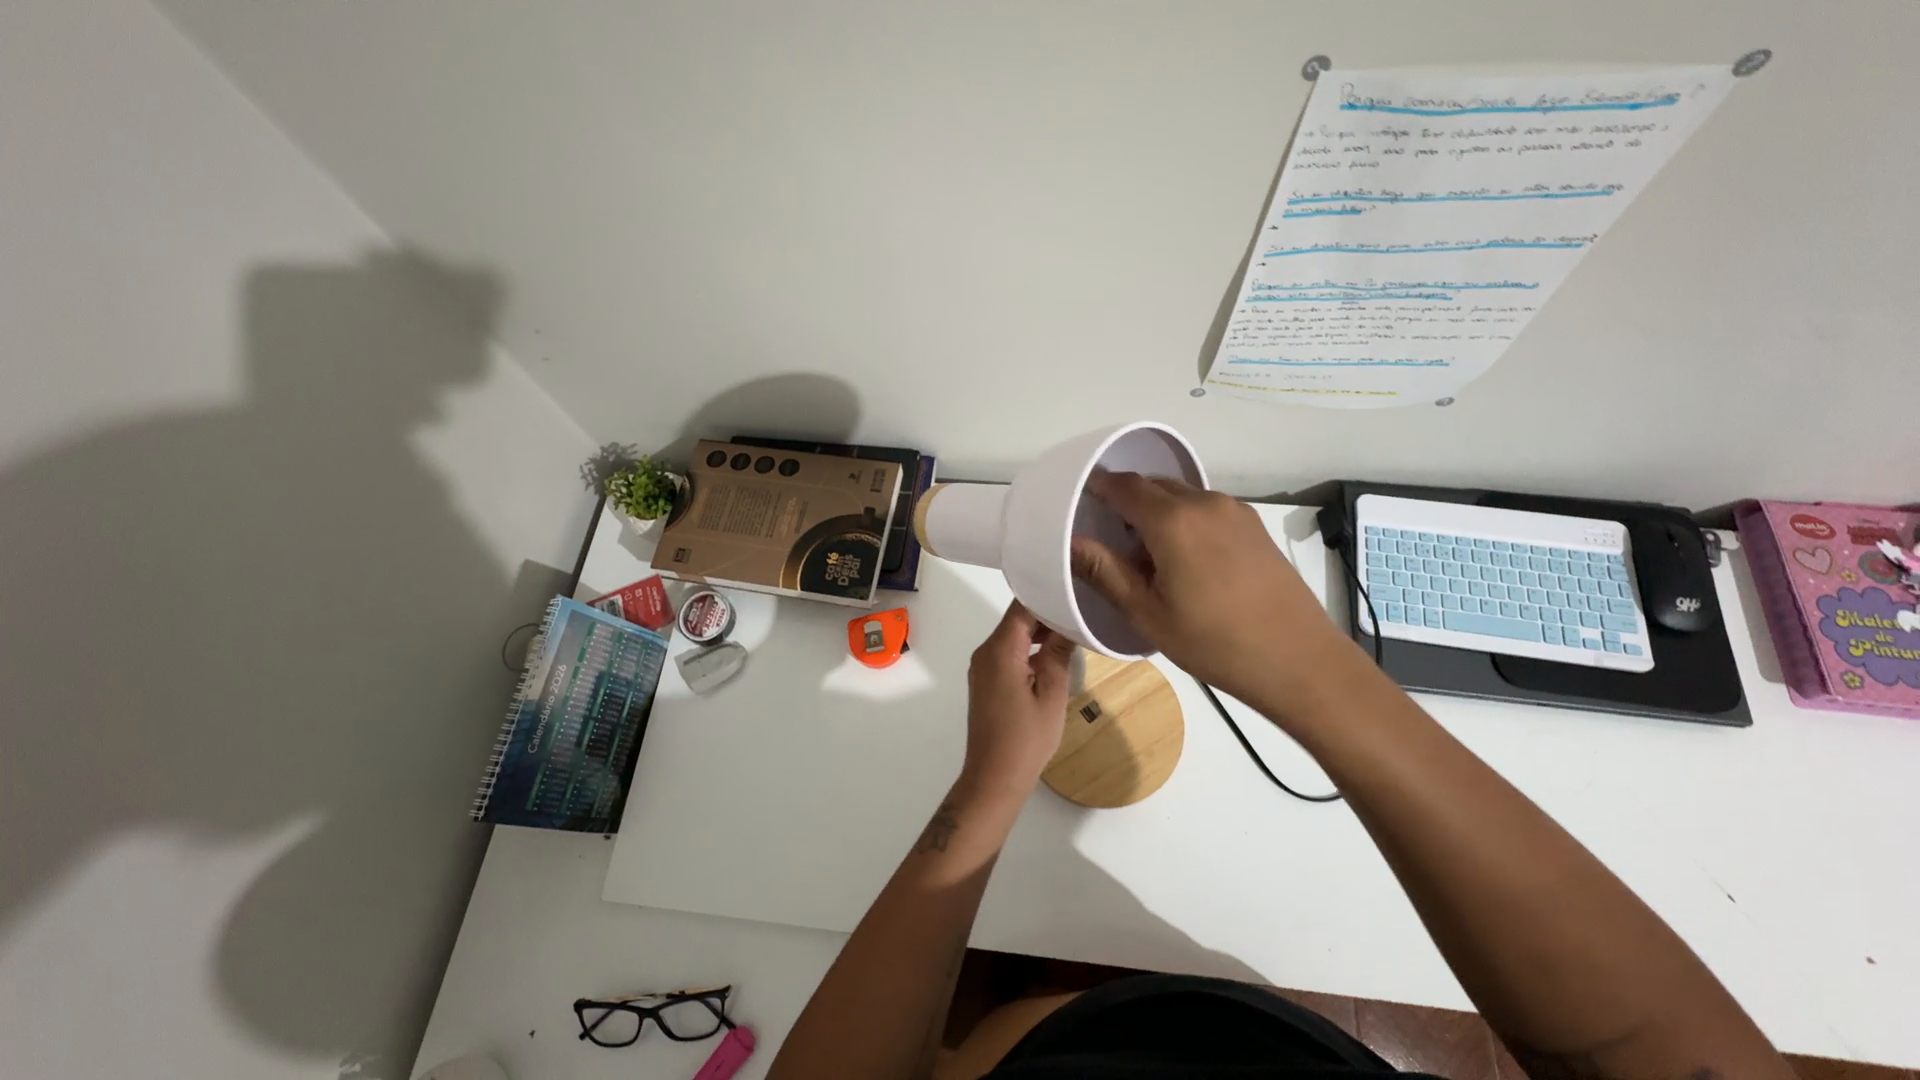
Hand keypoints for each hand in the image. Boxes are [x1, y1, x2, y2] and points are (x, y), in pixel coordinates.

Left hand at [961, 602, 1073, 796]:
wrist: (995, 777)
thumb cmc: (1026, 738)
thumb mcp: (1052, 694)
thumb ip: (1058, 654)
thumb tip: (1067, 625)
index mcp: (1000, 650)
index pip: (1022, 607)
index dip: (1048, 596)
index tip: (1075, 592)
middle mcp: (985, 652)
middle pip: (1016, 620)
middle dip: (1047, 615)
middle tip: (1082, 612)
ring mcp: (982, 668)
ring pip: (1013, 637)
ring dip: (1039, 635)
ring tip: (1073, 632)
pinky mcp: (986, 682)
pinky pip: (1008, 654)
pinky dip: (1029, 651)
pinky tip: (1054, 657)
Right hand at [1068, 472, 1363, 718]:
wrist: (1299, 660)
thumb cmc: (1214, 642)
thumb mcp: (1148, 613)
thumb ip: (1104, 571)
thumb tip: (1069, 542)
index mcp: (1173, 520)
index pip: (1124, 486)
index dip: (1098, 489)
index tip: (1078, 503)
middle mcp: (1205, 503)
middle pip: (1154, 486)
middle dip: (1126, 501)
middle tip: (1106, 534)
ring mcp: (1235, 512)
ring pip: (1182, 496)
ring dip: (1157, 512)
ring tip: (1143, 554)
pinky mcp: (1254, 527)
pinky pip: (1206, 509)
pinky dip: (1184, 520)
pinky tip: (1182, 560)